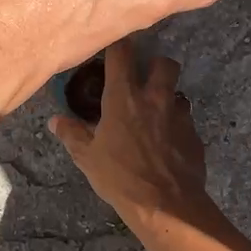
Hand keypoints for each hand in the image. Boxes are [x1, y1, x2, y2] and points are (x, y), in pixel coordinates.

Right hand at [48, 39, 209, 219]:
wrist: (166, 205)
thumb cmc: (120, 177)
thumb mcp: (87, 157)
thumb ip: (72, 134)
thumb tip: (56, 121)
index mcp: (124, 98)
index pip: (122, 54)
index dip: (118, 45)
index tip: (112, 47)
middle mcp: (155, 99)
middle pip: (164, 63)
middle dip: (155, 65)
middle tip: (142, 79)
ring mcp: (179, 116)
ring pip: (177, 92)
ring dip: (166, 97)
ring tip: (153, 115)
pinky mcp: (194, 136)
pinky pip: (185, 121)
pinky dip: (175, 126)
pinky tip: (165, 143)